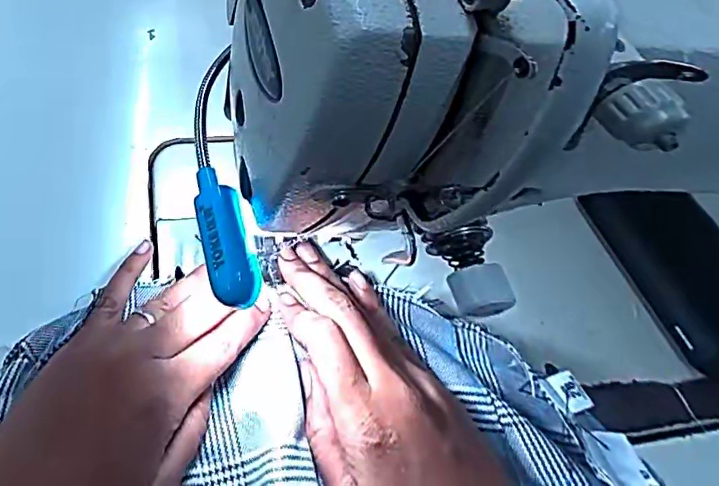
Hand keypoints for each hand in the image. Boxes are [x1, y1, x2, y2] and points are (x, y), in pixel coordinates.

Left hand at [0, 243, 270, 485]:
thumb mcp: (159, 475)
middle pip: (194, 315)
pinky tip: (143, 251)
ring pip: (161, 301)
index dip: (243, 325)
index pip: (218, 348)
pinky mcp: (83, 337)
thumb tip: (207, 391)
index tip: (259, 306)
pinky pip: (111, 293)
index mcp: (165, 396)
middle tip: (244, 275)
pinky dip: (129, 268)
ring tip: (214, 264)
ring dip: (191, 281)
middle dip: (224, 293)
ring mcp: (110, 342)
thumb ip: (189, 429)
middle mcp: (140, 359)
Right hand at [277, 242, 510, 485]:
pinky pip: (394, 329)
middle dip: (311, 278)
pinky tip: (354, 281)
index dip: (297, 310)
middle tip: (287, 258)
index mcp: (365, 416)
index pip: (322, 336)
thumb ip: (321, 420)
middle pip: (345, 312)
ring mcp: (422, 381)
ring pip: (369, 313)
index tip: (281, 296)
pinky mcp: (437, 383)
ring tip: (310, 256)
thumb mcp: (345, 480)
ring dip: (335, 278)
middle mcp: (396, 388)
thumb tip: (309, 372)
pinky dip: (369, 300)